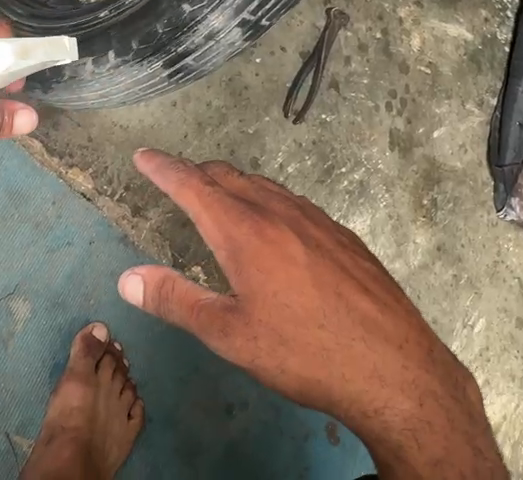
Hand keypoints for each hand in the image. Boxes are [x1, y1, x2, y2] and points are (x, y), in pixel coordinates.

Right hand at [116, 150, 504, 479]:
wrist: (395, 368)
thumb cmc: (303, 353)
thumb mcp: (230, 335)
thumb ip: (176, 300)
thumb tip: (127, 277)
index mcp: (243, 230)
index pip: (192, 185)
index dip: (163, 167)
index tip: (143, 154)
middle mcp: (276, 211)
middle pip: (227, 176)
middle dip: (195, 172)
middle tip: (175, 178)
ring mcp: (315, 219)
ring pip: (262, 186)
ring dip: (232, 183)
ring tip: (219, 197)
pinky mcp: (342, 235)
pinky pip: (292, 203)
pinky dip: (267, 200)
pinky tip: (274, 228)